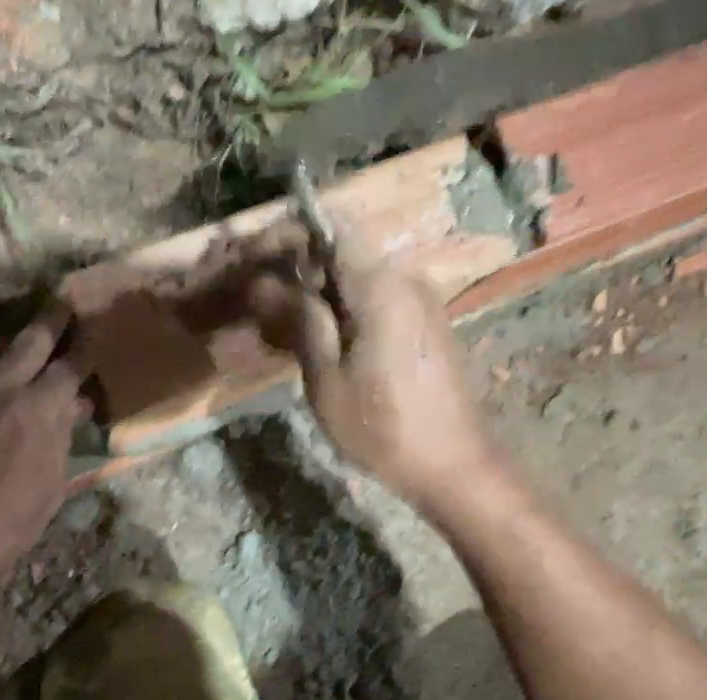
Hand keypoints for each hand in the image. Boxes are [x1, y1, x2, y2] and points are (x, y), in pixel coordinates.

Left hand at [0, 306, 84, 609]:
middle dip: (51, 321)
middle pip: (29, 343)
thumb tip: (75, 406)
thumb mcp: (48, 490)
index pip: (69, 368)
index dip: (85, 350)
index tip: (95, 333)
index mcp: (37, 411)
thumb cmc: (2, 528)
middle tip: (64, 301)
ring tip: (11, 329)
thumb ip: (61, 440)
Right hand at [250, 230, 491, 509]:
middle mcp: (405, 279)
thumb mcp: (327, 379)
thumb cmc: (382, 428)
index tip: (254, 262)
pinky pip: (375, 300)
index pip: (330, 226)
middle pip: (342, 251)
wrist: (452, 464)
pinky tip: (320, 346)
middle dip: (296, 269)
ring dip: (317, 294)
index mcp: (381, 285)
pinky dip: (342, 311)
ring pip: (357, 278)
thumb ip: (299, 320)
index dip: (287, 234)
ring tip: (282, 333)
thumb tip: (265, 281)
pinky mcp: (424, 324)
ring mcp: (420, 301)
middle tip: (260, 307)